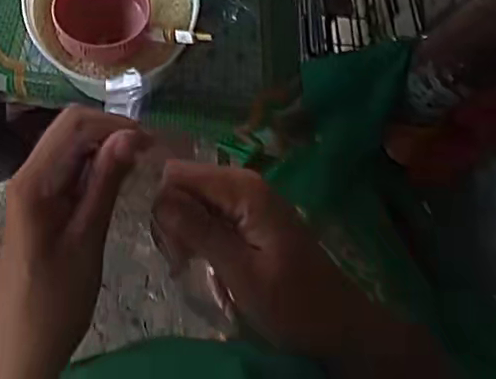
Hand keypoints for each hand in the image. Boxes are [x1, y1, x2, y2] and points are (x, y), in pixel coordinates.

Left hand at [0, 106, 148, 378]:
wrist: (22, 350)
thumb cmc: (54, 302)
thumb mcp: (88, 239)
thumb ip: (106, 181)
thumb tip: (132, 134)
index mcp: (33, 180)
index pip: (75, 124)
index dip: (115, 124)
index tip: (150, 142)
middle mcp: (28, 172)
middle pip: (72, 126)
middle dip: (112, 129)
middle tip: (147, 149)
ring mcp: (33, 184)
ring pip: (73, 142)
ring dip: (106, 143)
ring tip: (139, 160)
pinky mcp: (42, 198)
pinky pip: (71, 163)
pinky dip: (97, 161)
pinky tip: (119, 176)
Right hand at [152, 163, 447, 377]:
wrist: (337, 322)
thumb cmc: (292, 302)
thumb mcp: (242, 273)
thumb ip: (202, 232)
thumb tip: (159, 198)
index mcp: (242, 187)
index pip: (180, 173)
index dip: (165, 204)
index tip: (169, 247)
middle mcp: (242, 182)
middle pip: (185, 184)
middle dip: (173, 220)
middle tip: (181, 262)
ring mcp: (247, 198)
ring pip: (194, 201)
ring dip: (185, 233)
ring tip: (191, 266)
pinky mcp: (248, 216)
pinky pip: (210, 214)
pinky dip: (201, 238)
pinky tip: (205, 264)